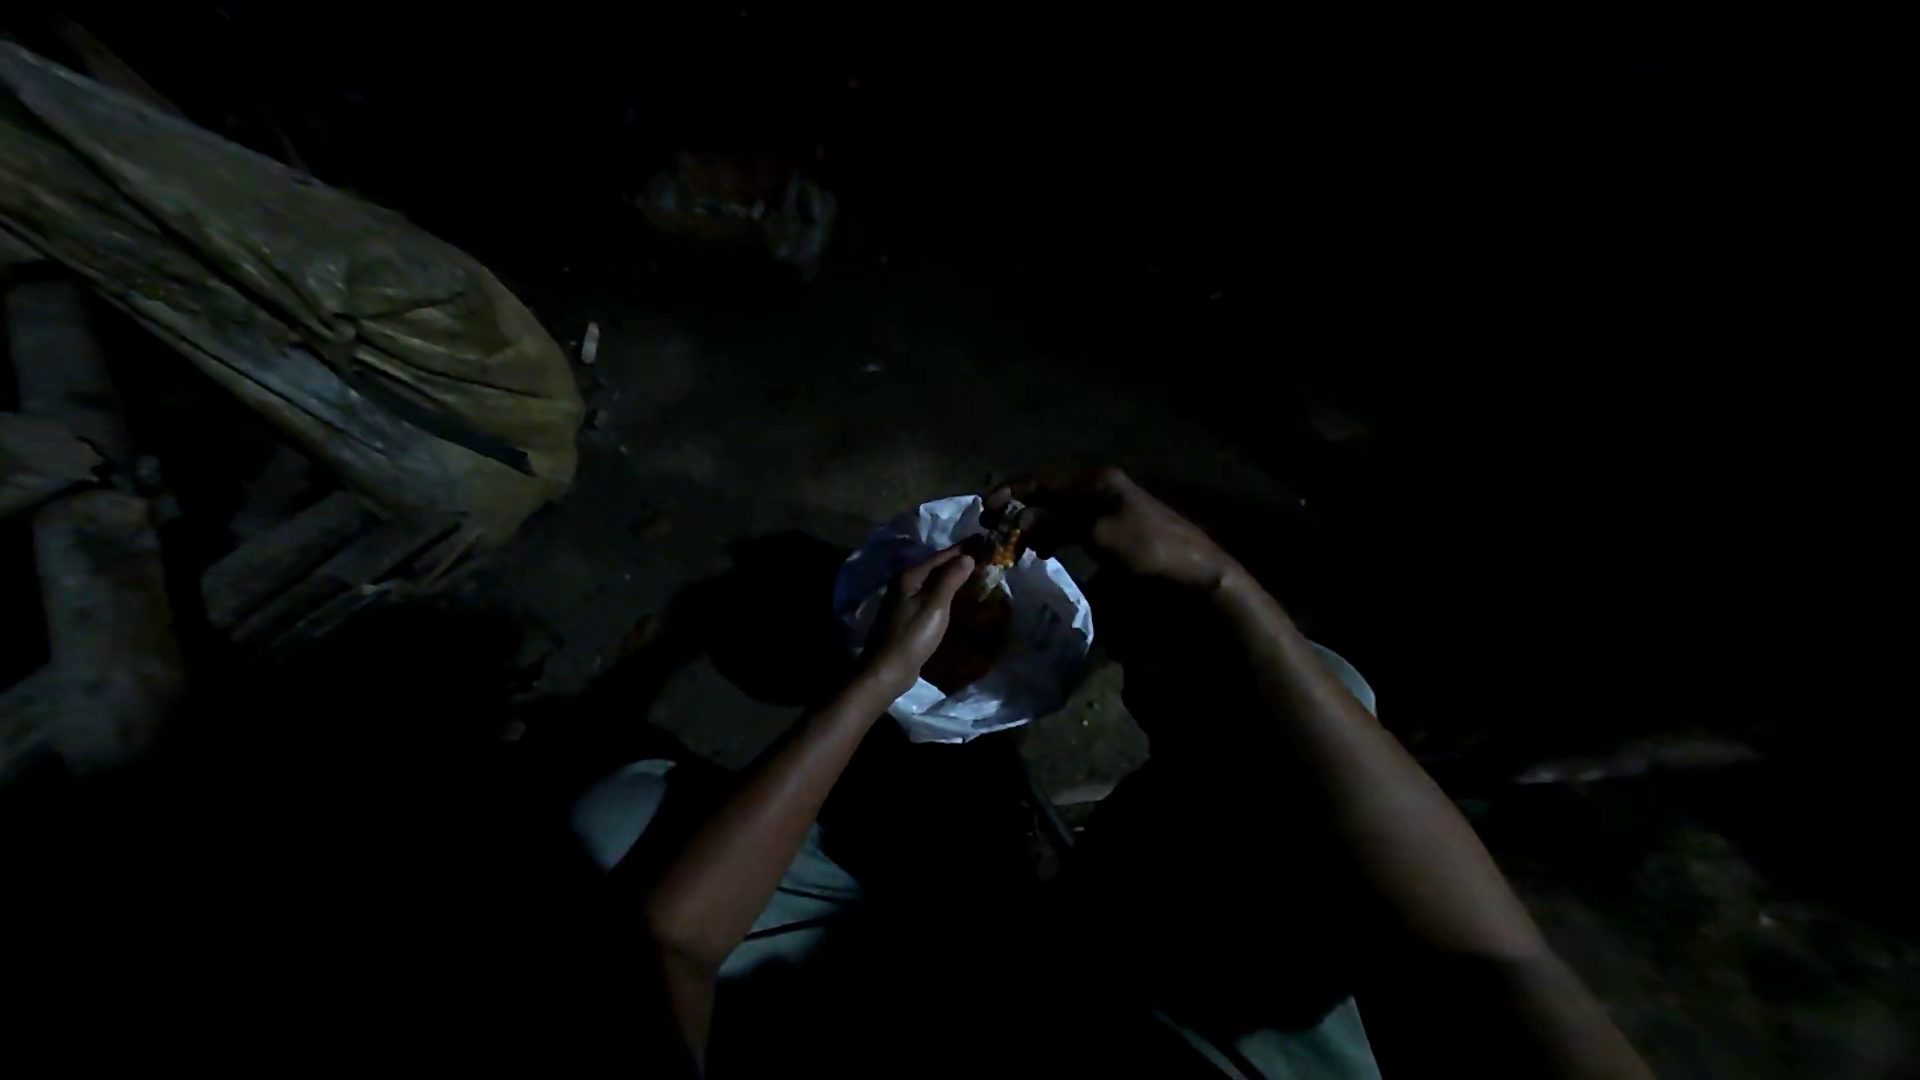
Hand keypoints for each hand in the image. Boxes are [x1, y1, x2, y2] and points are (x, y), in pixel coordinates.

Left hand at [861, 545, 976, 696]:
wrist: (886, 670)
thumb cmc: (912, 636)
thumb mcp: (934, 606)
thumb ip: (950, 579)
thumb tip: (967, 556)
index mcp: (910, 576)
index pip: (942, 556)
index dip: (964, 548)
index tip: (983, 538)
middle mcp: (905, 583)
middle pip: (936, 566)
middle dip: (959, 559)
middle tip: (983, 553)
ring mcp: (904, 599)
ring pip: (933, 580)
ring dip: (952, 574)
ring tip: (974, 570)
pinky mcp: (907, 615)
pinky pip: (931, 594)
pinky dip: (945, 590)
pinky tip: (956, 594)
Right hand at [986, 467, 1235, 589]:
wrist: (1193, 570)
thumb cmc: (1147, 548)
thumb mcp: (1097, 533)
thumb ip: (1055, 522)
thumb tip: (1019, 518)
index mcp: (1095, 481)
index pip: (1042, 479)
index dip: (1011, 491)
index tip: (985, 507)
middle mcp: (1097, 488)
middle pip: (1047, 494)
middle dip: (1018, 509)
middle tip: (992, 529)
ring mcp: (1104, 507)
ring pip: (1057, 512)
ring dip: (1034, 525)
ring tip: (1014, 545)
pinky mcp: (1110, 528)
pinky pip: (1070, 526)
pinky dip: (1052, 536)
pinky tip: (1042, 551)